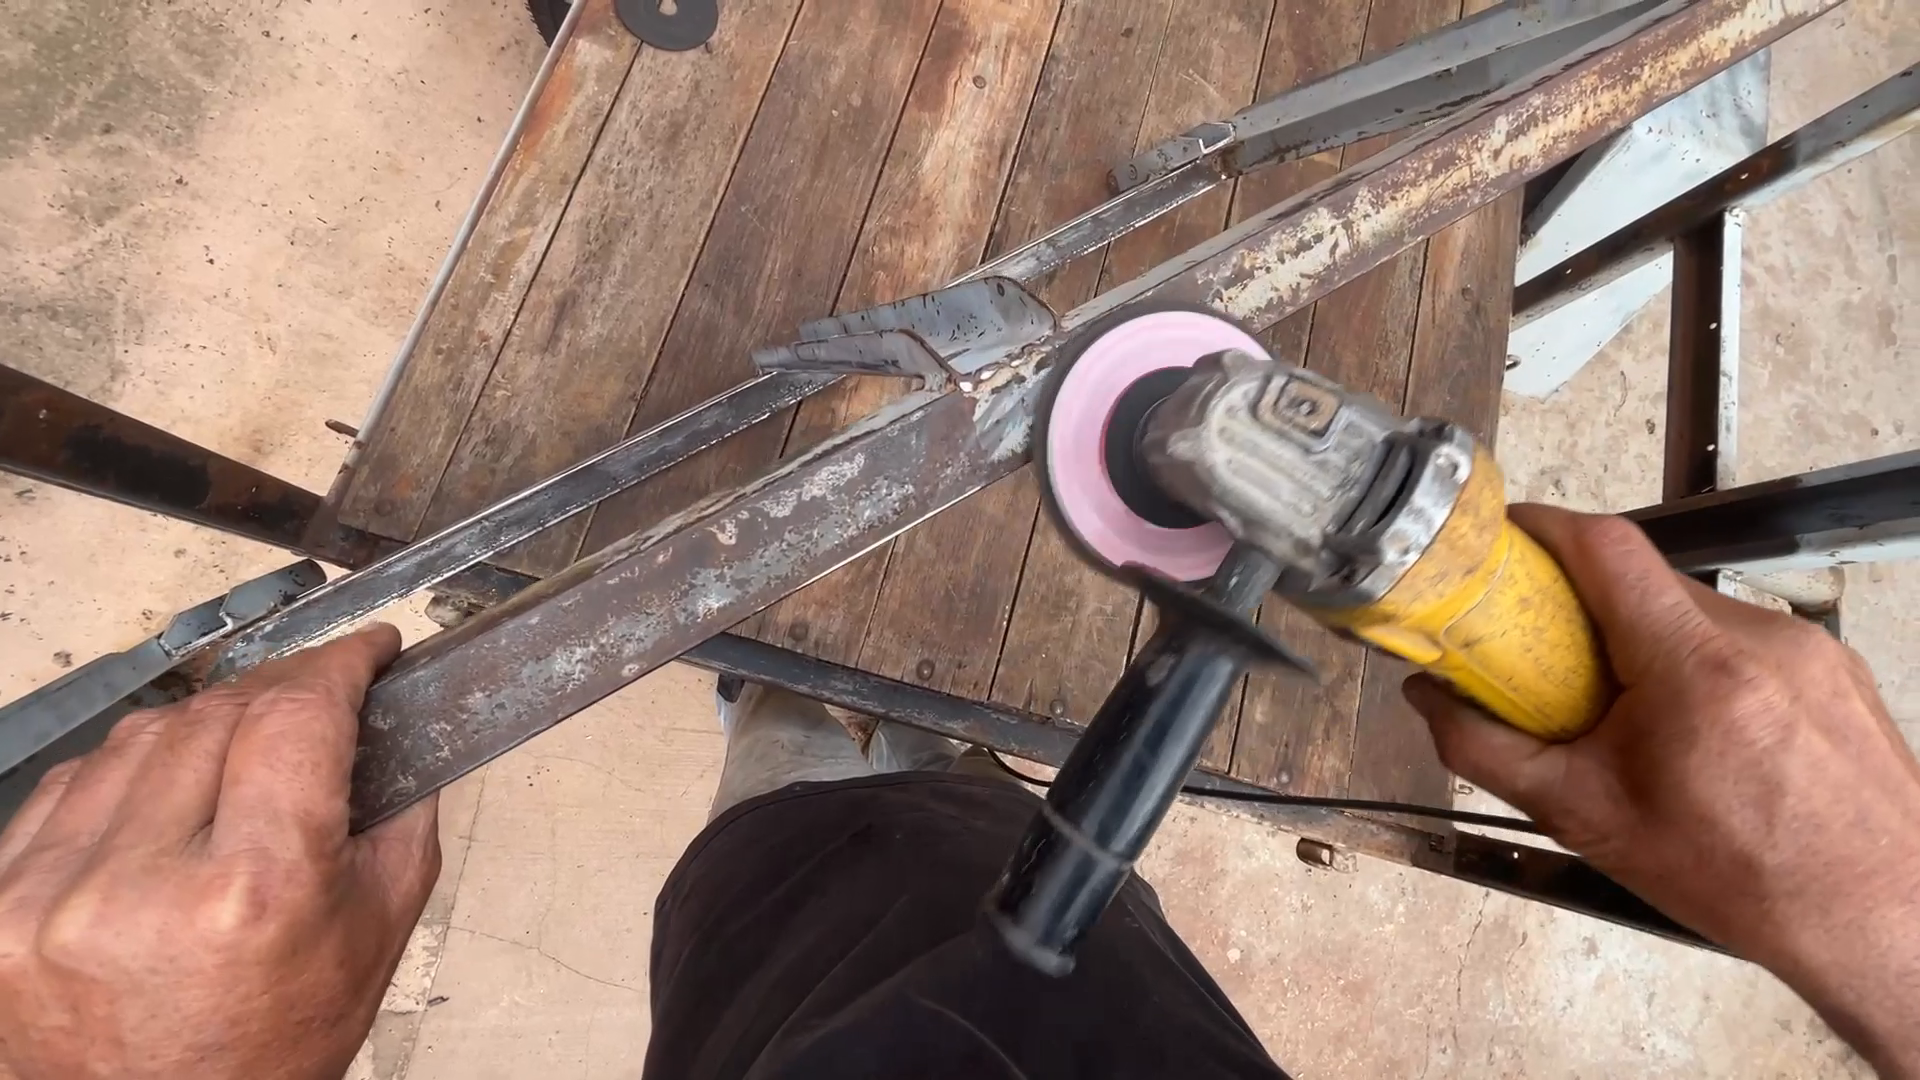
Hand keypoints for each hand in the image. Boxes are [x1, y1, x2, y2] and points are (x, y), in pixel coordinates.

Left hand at [0, 625, 439, 1079]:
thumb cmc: (294, 1023)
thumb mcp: (388, 909)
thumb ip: (400, 805)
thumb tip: (393, 723)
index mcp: (256, 884)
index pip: (294, 718)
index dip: (342, 661)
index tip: (375, 645)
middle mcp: (134, 883)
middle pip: (220, 713)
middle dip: (291, 680)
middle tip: (334, 683)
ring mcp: (41, 897)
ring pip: (142, 734)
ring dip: (221, 712)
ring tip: (264, 727)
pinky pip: (74, 782)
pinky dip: (145, 757)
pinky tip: (185, 773)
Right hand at [1402, 506, 1919, 1076]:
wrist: (1893, 933)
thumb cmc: (1728, 873)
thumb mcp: (1575, 813)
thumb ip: (1478, 746)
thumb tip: (1423, 694)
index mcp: (1693, 664)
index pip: (1606, 546)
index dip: (1539, 524)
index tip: (1494, 538)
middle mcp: (1760, 637)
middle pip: (1636, 576)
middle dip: (1569, 595)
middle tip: (1526, 644)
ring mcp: (1807, 649)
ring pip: (1680, 604)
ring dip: (1622, 627)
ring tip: (1597, 692)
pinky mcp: (1832, 670)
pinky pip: (1726, 633)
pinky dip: (1674, 651)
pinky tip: (1668, 715)